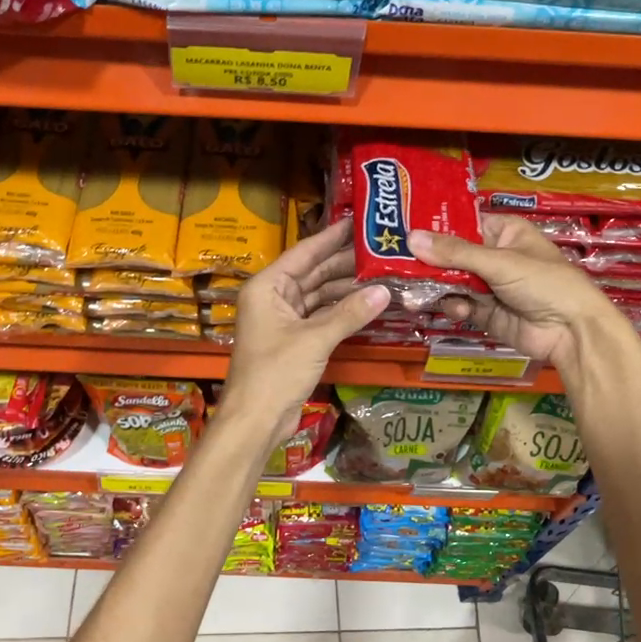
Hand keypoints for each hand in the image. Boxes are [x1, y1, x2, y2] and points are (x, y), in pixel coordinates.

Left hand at [220, 221, 389, 441]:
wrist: (256, 419)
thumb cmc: (275, 372)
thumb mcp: (315, 339)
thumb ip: (350, 313)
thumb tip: (385, 291)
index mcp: (267, 287)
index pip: (304, 253)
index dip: (331, 238)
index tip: (357, 222)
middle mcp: (273, 297)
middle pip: (313, 273)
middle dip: (344, 264)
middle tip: (381, 250)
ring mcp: (282, 320)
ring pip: (319, 295)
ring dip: (346, 289)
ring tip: (381, 275)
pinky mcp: (293, 340)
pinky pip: (320, 316)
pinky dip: (341, 311)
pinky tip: (367, 304)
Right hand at [410, 214, 638, 374]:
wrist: (571, 331)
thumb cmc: (543, 282)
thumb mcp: (499, 262)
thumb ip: (455, 253)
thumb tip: (411, 238)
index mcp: (503, 232)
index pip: (462, 223)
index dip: (435, 227)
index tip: (404, 230)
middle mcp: (494, 255)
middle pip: (451, 255)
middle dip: (429, 262)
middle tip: (399, 265)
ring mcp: (489, 285)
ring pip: (451, 281)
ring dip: (437, 287)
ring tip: (416, 291)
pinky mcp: (485, 311)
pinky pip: (459, 304)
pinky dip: (453, 307)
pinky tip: (456, 310)